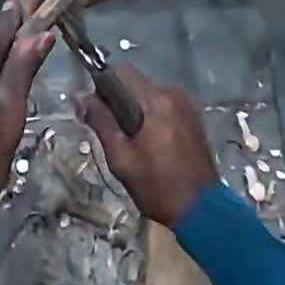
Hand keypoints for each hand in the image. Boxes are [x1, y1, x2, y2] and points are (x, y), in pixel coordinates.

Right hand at [78, 66, 216, 226]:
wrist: (204, 213)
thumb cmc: (158, 186)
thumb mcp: (121, 157)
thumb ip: (100, 121)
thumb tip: (80, 96)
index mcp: (156, 101)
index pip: (121, 71)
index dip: (103, 86)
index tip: (98, 110)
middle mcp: (173, 95)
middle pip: (134, 83)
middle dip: (119, 102)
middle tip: (114, 134)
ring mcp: (186, 106)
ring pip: (147, 96)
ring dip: (135, 111)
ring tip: (134, 144)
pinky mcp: (193, 118)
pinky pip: (162, 106)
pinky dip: (151, 118)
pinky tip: (151, 145)